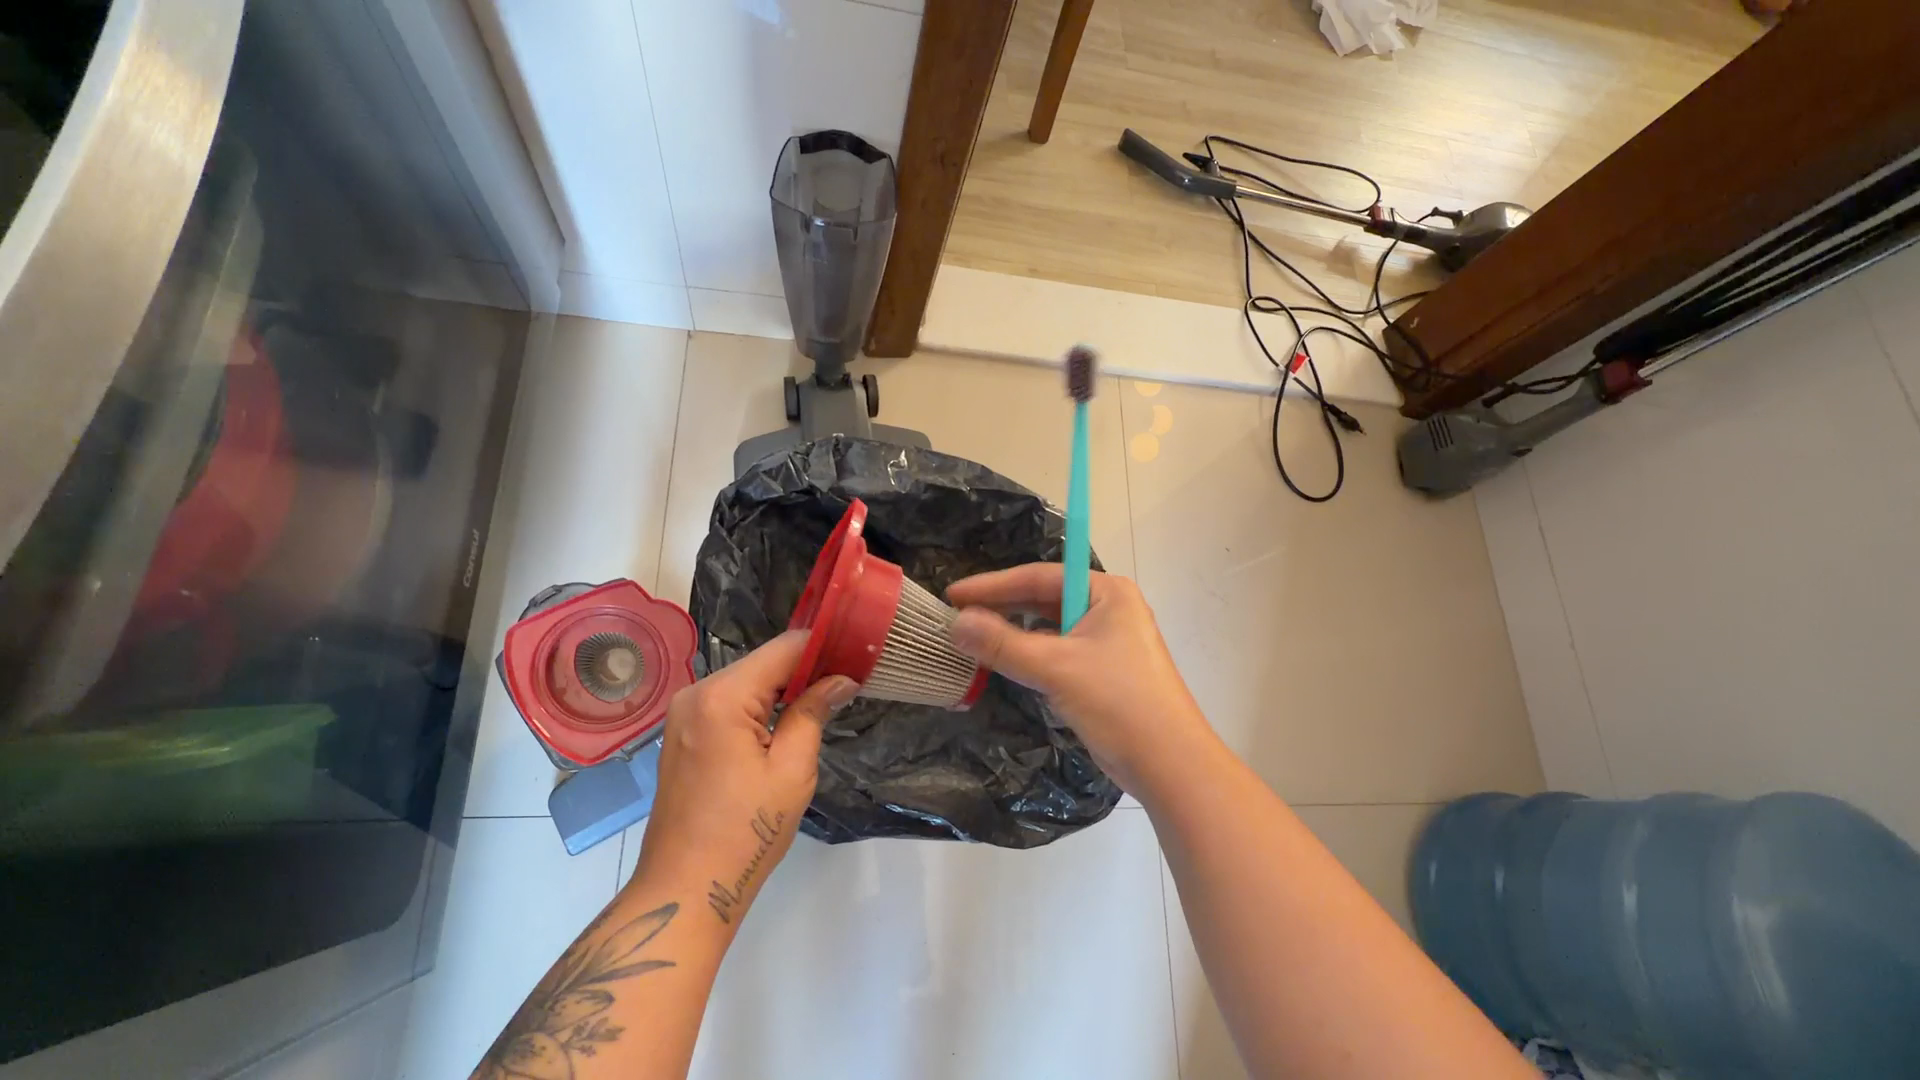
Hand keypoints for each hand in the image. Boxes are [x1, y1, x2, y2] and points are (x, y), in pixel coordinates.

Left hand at [633, 631, 856, 928]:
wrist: (685, 888)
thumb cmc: (746, 831)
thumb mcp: (792, 770)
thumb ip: (814, 712)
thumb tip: (841, 679)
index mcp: (722, 696)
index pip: (784, 649)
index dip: (824, 647)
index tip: (859, 654)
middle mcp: (695, 692)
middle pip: (762, 663)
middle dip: (806, 669)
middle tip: (850, 680)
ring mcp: (683, 714)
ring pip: (746, 683)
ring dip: (783, 689)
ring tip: (827, 699)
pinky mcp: (682, 734)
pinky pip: (728, 704)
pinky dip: (759, 706)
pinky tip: (787, 720)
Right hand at [947, 565, 1217, 799]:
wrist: (1169, 764)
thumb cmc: (1119, 702)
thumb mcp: (1056, 668)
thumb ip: (1003, 644)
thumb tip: (955, 624)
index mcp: (1108, 593)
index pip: (1040, 577)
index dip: (993, 585)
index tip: (953, 594)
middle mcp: (1109, 610)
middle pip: (1044, 600)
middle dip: (1001, 608)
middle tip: (956, 617)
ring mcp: (1107, 643)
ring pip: (1048, 630)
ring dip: (1012, 635)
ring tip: (970, 641)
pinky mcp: (1102, 674)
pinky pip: (1056, 655)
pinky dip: (1028, 658)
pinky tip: (1001, 666)